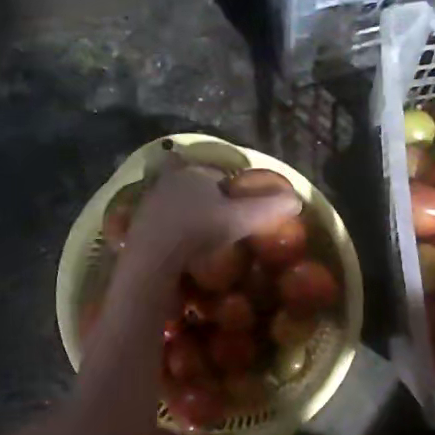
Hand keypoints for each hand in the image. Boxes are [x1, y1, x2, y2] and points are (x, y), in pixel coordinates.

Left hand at [122, 158, 299, 272]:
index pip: (217, 173)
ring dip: (189, 219)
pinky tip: (187, 254)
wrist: (153, 263)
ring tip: (207, 241)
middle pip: (194, 188)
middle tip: (224, 223)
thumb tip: (297, 199)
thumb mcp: (242, 219)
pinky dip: (175, 237)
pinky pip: (163, 229)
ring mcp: (148, 207)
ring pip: (176, 208)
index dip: (231, 188)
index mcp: (192, 171)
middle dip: (206, 201)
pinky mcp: (137, 232)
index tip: (242, 206)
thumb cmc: (198, 231)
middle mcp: (167, 182)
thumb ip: (270, 208)